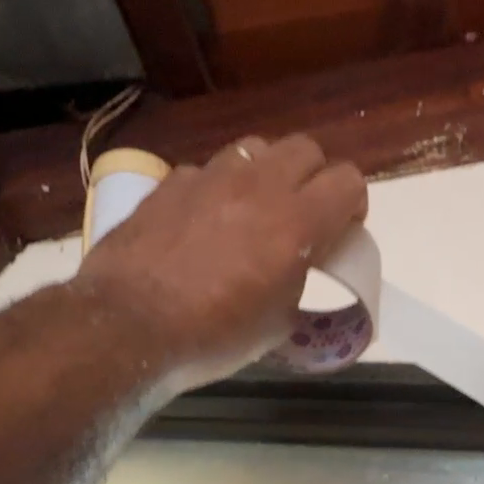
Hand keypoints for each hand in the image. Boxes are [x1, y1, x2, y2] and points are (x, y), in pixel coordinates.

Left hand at [75, 134, 367, 386]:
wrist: (131, 325)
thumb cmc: (215, 336)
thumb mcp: (280, 322)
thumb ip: (300, 277)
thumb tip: (297, 262)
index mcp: (297, 222)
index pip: (348, 181)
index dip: (353, 205)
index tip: (342, 231)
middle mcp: (258, 185)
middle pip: (306, 149)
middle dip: (314, 179)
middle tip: (303, 217)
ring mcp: (210, 176)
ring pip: (258, 148)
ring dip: (268, 174)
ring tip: (255, 211)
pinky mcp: (172, 181)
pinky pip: (209, 170)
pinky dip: (219, 189)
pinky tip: (206, 223)